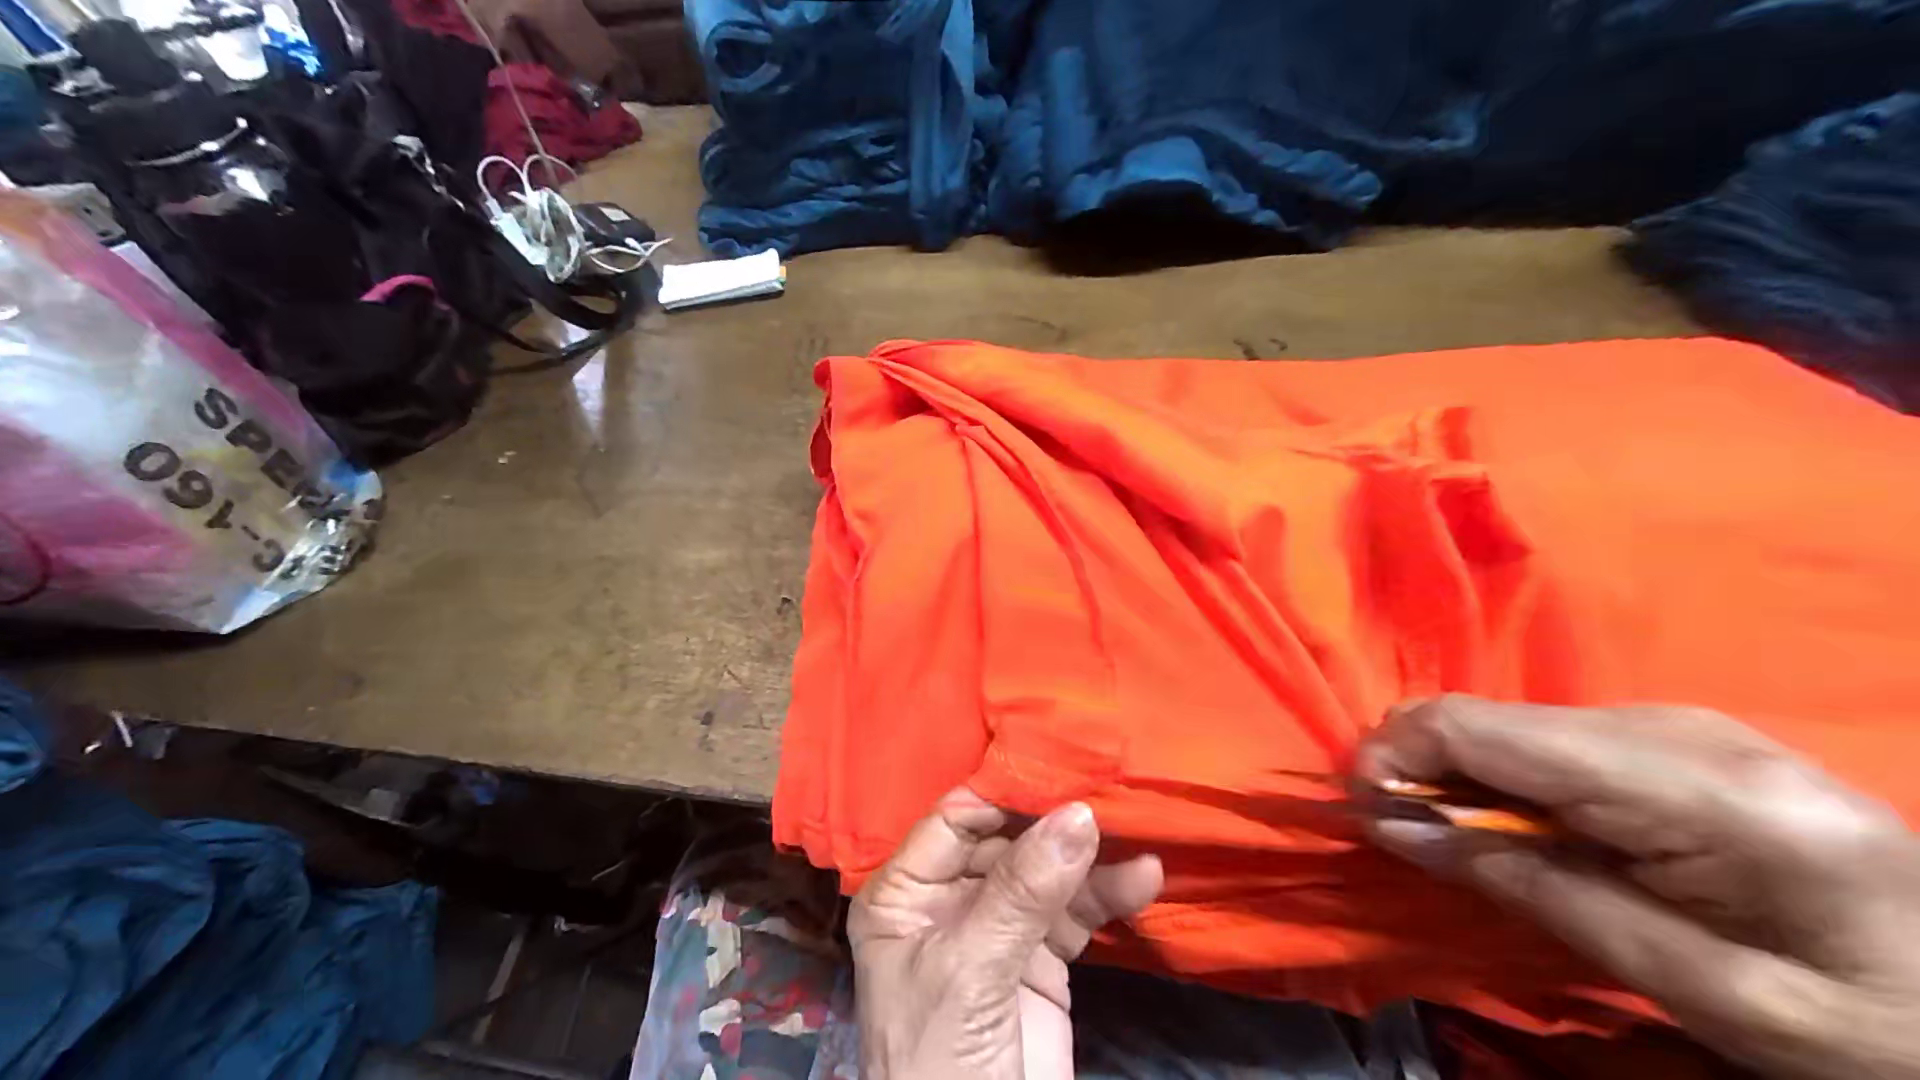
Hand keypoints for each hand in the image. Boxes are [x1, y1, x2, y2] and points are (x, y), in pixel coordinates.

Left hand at [849, 788, 1163, 1079]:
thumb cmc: (940, 1056)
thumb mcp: (970, 968)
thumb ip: (1023, 890)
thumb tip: (1079, 814)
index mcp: (905, 893)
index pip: (952, 821)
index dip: (999, 795)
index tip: (1054, 772)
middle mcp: (948, 899)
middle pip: (1005, 841)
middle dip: (1052, 822)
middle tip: (1104, 795)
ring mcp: (997, 925)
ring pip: (1046, 873)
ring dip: (1090, 859)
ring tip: (1135, 834)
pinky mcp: (1040, 957)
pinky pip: (1075, 912)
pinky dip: (1108, 896)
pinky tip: (1144, 879)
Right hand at [1356, 695, 1919, 1078]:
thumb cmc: (1876, 1028)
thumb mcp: (1698, 987)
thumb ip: (1533, 889)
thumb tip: (1393, 823)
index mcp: (1693, 787)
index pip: (1480, 728)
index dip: (1395, 755)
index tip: (1362, 810)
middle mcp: (1674, 725)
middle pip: (1485, 719)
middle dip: (1423, 771)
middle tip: (1410, 839)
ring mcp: (1676, 721)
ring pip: (1505, 725)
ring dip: (1462, 780)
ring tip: (1469, 845)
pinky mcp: (1674, 734)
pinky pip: (1542, 739)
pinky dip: (1505, 781)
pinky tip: (1528, 830)